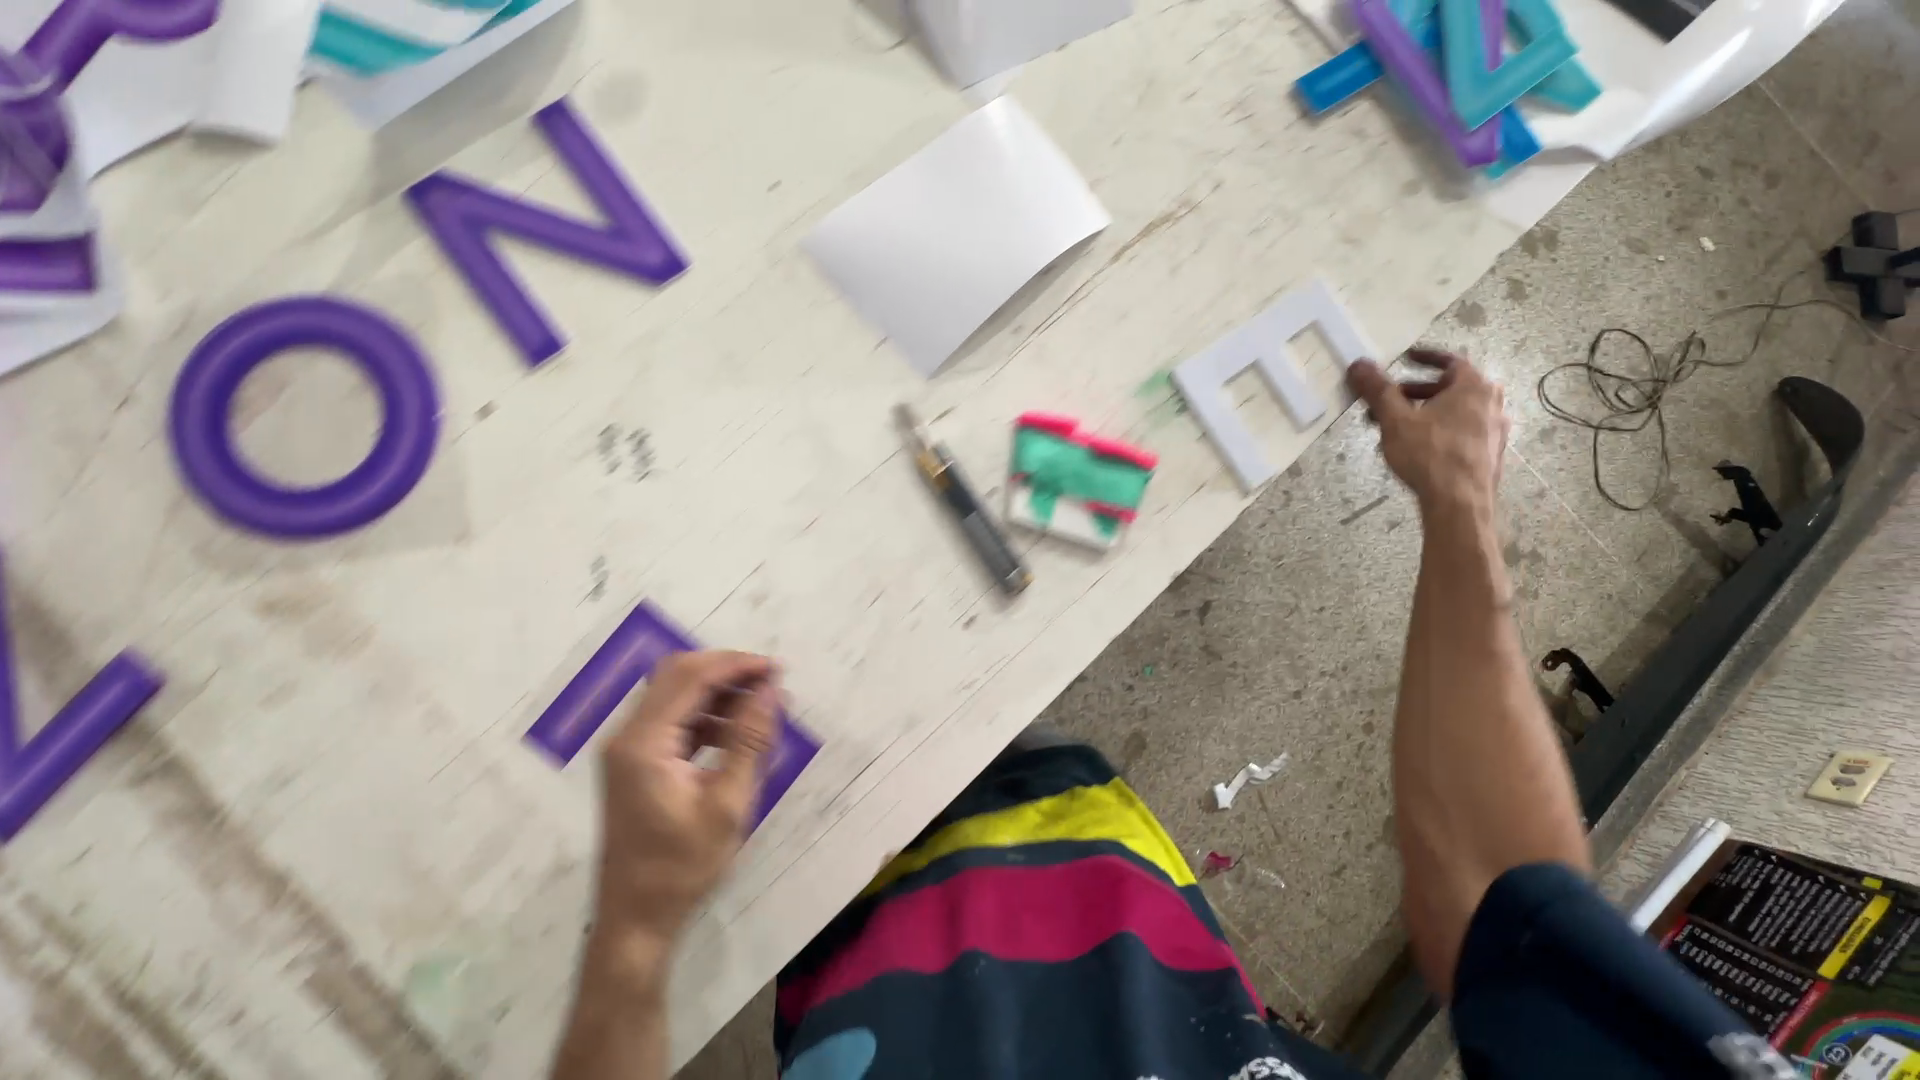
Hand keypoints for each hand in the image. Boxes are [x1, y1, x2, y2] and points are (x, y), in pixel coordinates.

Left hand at [593, 650, 780, 949]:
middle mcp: (628, 736)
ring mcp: (628, 750)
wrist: (635, 919)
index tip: (778, 670)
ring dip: (718, 694)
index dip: (736, 666)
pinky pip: (672, 722)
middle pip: (678, 676)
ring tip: (762, 710)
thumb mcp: (727, 805)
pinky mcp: (635, 764)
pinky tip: (736, 736)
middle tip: (771, 684)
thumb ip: (749, 742)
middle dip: (727, 671)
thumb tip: (772, 692)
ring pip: (674, 696)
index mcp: (643, 743)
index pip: (691, 678)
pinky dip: (706, 717)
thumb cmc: (681, 867)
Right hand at [1347, 348, 1510, 515]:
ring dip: (1425, 412)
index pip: (1451, 360)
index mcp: (1474, 386)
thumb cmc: (1430, 454)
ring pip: (1456, 411)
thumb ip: (1378, 390)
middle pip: (1451, 387)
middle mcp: (1491, 402)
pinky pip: (1463, 431)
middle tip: (1390, 400)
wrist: (1460, 503)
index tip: (1406, 357)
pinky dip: (1440, 430)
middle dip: (1416, 392)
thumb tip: (1359, 364)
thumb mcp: (1395, 420)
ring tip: (1396, 427)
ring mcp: (1495, 429)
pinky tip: (1418, 447)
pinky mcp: (1491, 453)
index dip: (1426, 357)